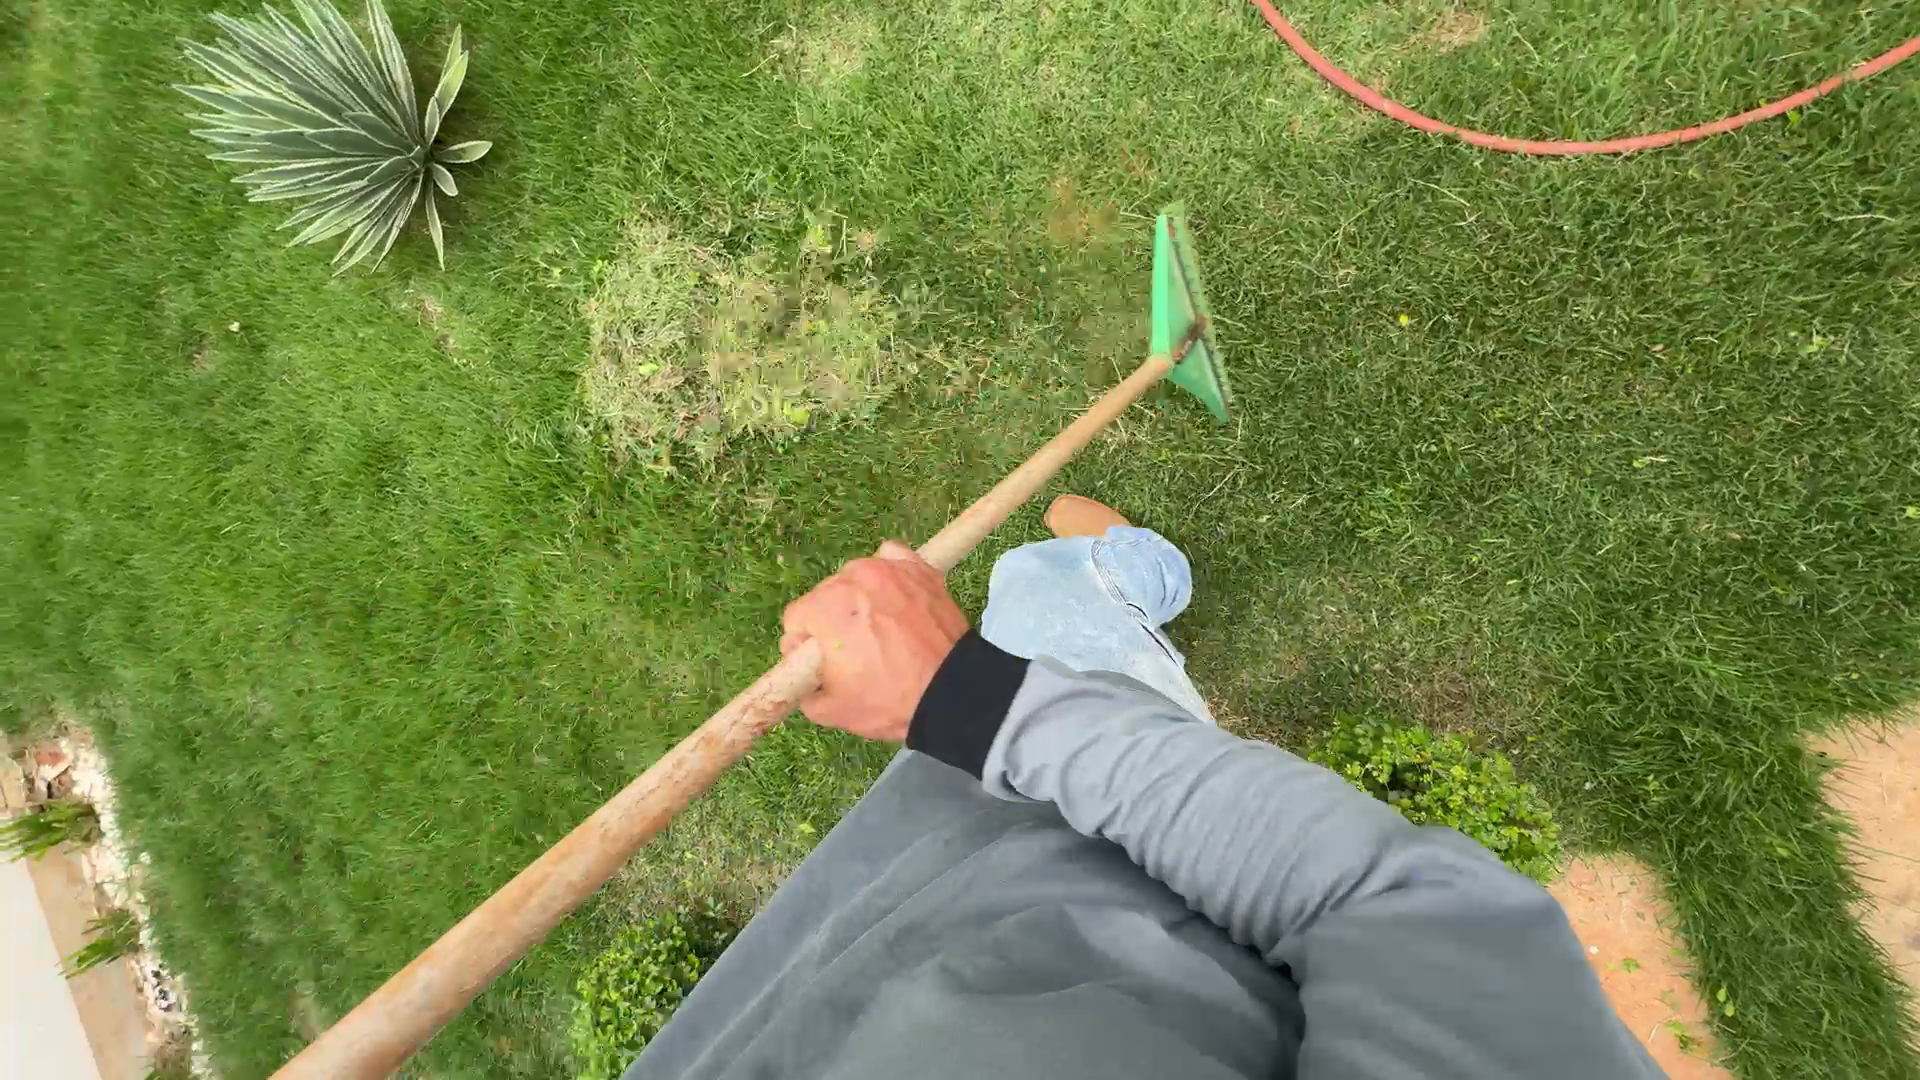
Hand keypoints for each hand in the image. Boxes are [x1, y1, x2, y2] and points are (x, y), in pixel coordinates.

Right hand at [780, 541, 968, 740]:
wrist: (952, 692)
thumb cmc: (890, 700)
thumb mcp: (831, 710)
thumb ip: (805, 691)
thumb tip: (805, 679)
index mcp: (825, 608)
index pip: (796, 618)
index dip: (802, 643)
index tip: (819, 661)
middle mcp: (853, 578)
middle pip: (826, 595)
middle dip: (832, 620)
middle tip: (853, 649)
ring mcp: (889, 569)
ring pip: (857, 576)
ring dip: (859, 596)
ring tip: (878, 625)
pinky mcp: (918, 568)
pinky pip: (891, 558)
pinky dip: (888, 573)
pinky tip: (894, 596)